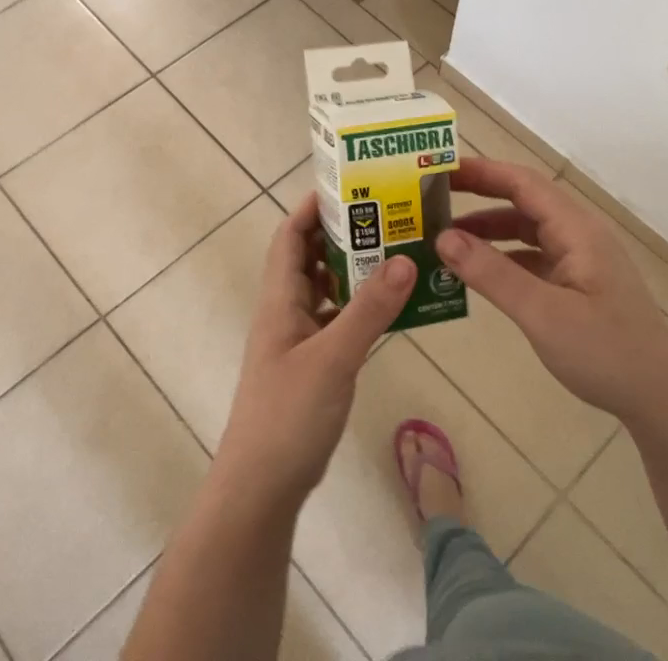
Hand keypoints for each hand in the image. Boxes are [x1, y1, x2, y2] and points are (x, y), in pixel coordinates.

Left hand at [215, 195, 414, 501]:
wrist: (262, 485)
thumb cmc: (288, 415)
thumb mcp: (332, 358)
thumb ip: (368, 310)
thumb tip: (405, 258)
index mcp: (280, 302)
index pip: (289, 237)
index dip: (312, 207)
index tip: (350, 184)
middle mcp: (286, 314)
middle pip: (309, 258)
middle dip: (343, 234)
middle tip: (388, 216)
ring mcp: (298, 342)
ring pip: (326, 291)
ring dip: (355, 271)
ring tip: (398, 254)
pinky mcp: (312, 368)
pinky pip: (337, 323)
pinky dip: (360, 310)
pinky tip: (391, 310)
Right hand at [437, 158, 667, 422]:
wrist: (660, 397)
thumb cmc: (605, 351)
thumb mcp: (542, 313)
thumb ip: (492, 274)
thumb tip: (443, 237)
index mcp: (577, 230)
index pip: (523, 183)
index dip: (481, 172)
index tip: (438, 171)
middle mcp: (579, 236)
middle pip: (524, 202)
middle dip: (478, 197)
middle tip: (431, 202)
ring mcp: (580, 262)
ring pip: (526, 232)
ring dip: (487, 232)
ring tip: (443, 240)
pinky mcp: (578, 286)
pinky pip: (533, 259)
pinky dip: (502, 259)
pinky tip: (475, 273)